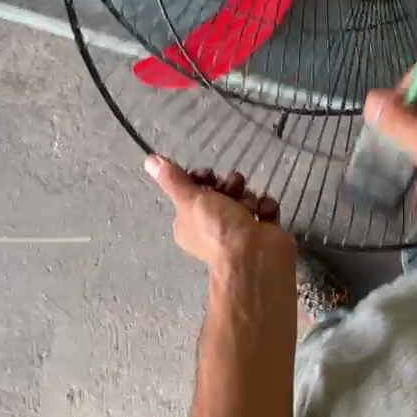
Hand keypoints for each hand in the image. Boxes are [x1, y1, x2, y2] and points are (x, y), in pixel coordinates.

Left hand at [145, 155, 292, 270]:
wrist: (256, 256)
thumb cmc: (218, 229)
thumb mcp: (190, 200)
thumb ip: (172, 179)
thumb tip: (150, 160)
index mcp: (189, 223)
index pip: (193, 193)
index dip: (200, 180)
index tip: (208, 174)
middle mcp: (212, 229)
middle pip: (221, 194)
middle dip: (228, 187)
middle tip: (231, 188)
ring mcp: (240, 232)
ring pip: (245, 199)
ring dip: (248, 197)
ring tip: (251, 205)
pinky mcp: (263, 233)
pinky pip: (265, 210)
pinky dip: (266, 208)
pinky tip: (265, 213)